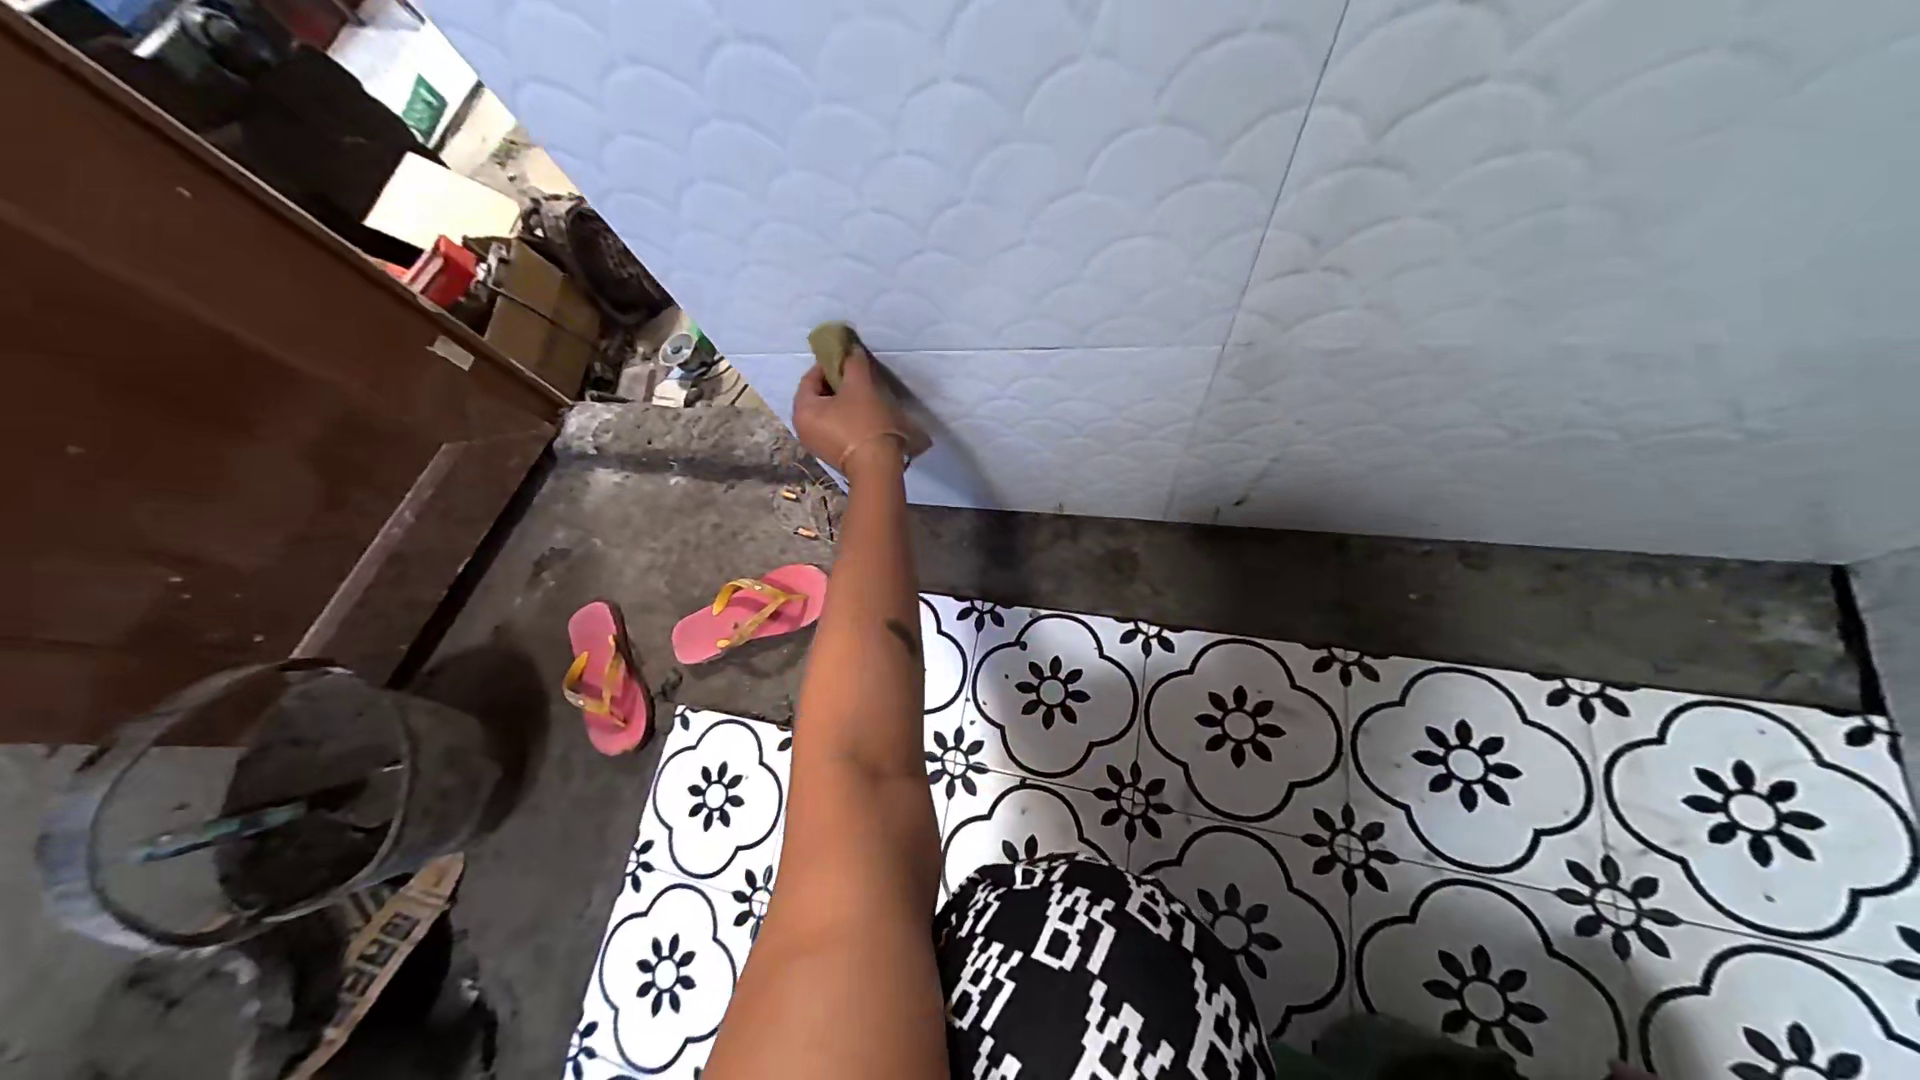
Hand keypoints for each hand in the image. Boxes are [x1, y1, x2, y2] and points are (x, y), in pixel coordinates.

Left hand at [793, 345, 913, 475]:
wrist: (878, 467)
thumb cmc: (865, 423)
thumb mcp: (861, 386)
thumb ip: (853, 363)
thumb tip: (851, 351)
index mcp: (802, 410)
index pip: (810, 377)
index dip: (830, 365)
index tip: (849, 360)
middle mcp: (802, 428)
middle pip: (817, 396)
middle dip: (836, 383)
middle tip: (858, 377)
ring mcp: (816, 444)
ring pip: (827, 412)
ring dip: (842, 401)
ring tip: (864, 395)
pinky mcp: (831, 455)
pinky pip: (834, 427)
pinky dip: (845, 418)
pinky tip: (864, 416)